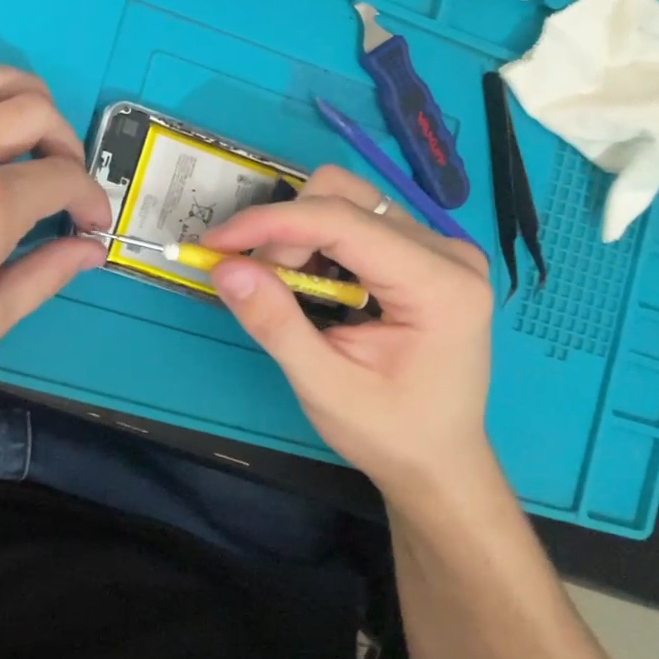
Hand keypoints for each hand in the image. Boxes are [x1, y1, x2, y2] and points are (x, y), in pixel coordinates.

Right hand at [201, 165, 494, 493]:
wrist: (437, 462)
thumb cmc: (389, 431)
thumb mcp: (323, 386)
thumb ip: (275, 322)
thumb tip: (223, 267)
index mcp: (439, 285)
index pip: (340, 221)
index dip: (269, 223)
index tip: (213, 243)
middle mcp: (445, 251)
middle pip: (342, 196)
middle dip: (285, 233)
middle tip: (265, 286)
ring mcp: (437, 248)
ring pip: (343, 199)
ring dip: (296, 235)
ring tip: (288, 290)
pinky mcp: (420, 252)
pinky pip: (351, 218)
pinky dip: (312, 242)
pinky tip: (311, 286)